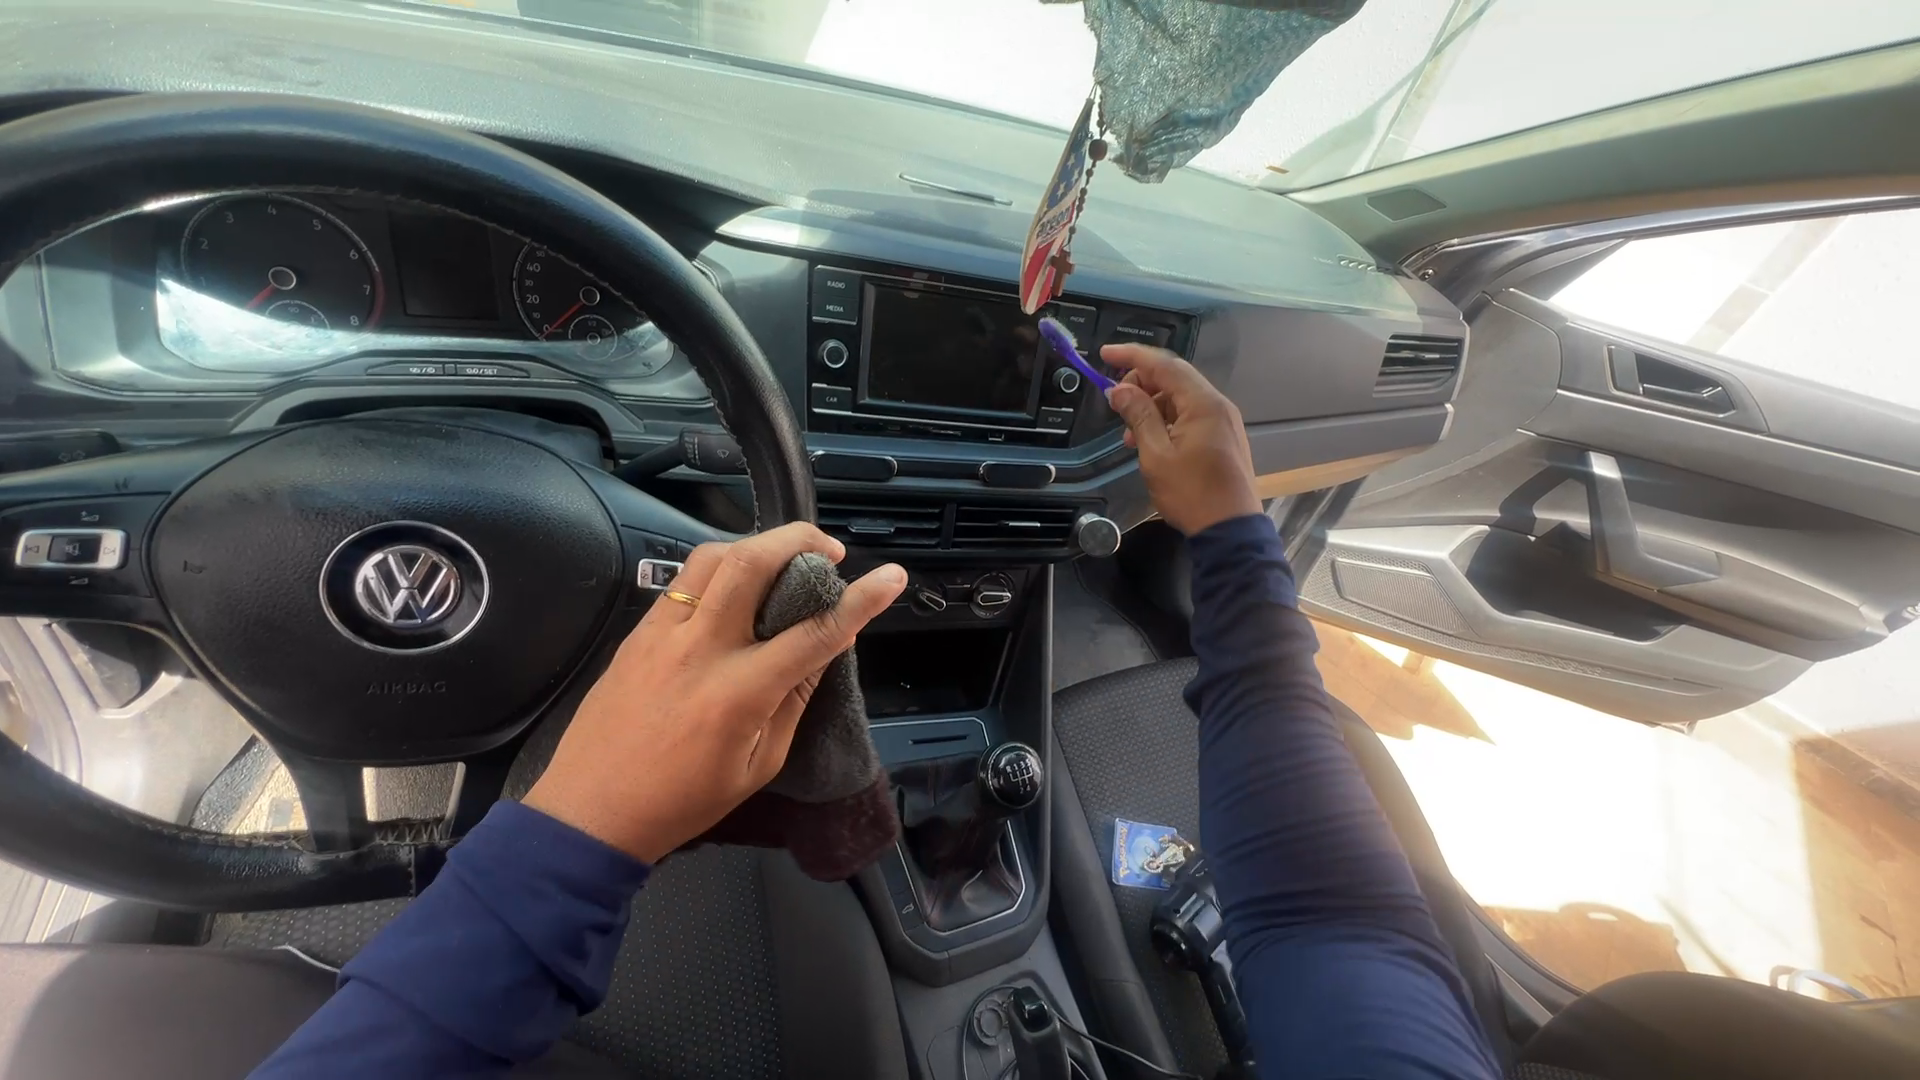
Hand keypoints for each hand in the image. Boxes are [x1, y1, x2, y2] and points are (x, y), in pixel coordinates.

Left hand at [524, 523, 906, 861]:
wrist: (589, 813)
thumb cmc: (683, 800)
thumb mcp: (760, 763)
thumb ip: (795, 698)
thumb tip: (825, 647)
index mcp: (738, 693)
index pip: (814, 633)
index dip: (862, 601)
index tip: (891, 577)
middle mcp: (699, 649)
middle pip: (751, 564)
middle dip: (799, 539)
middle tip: (829, 550)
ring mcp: (662, 634)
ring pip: (713, 558)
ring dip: (759, 545)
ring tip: (785, 559)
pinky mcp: (638, 632)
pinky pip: (685, 580)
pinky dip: (723, 569)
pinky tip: (738, 588)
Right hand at [1102, 343, 1261, 535]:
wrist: (1229, 529)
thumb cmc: (1191, 493)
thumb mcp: (1156, 455)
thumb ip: (1139, 416)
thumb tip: (1120, 390)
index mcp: (1203, 403)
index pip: (1164, 365)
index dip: (1132, 356)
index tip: (1105, 353)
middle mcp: (1217, 404)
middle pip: (1174, 377)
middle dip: (1141, 383)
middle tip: (1116, 403)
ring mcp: (1223, 421)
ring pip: (1181, 398)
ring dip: (1152, 406)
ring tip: (1129, 433)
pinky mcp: (1223, 437)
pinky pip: (1190, 415)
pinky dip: (1166, 420)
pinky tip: (1149, 441)